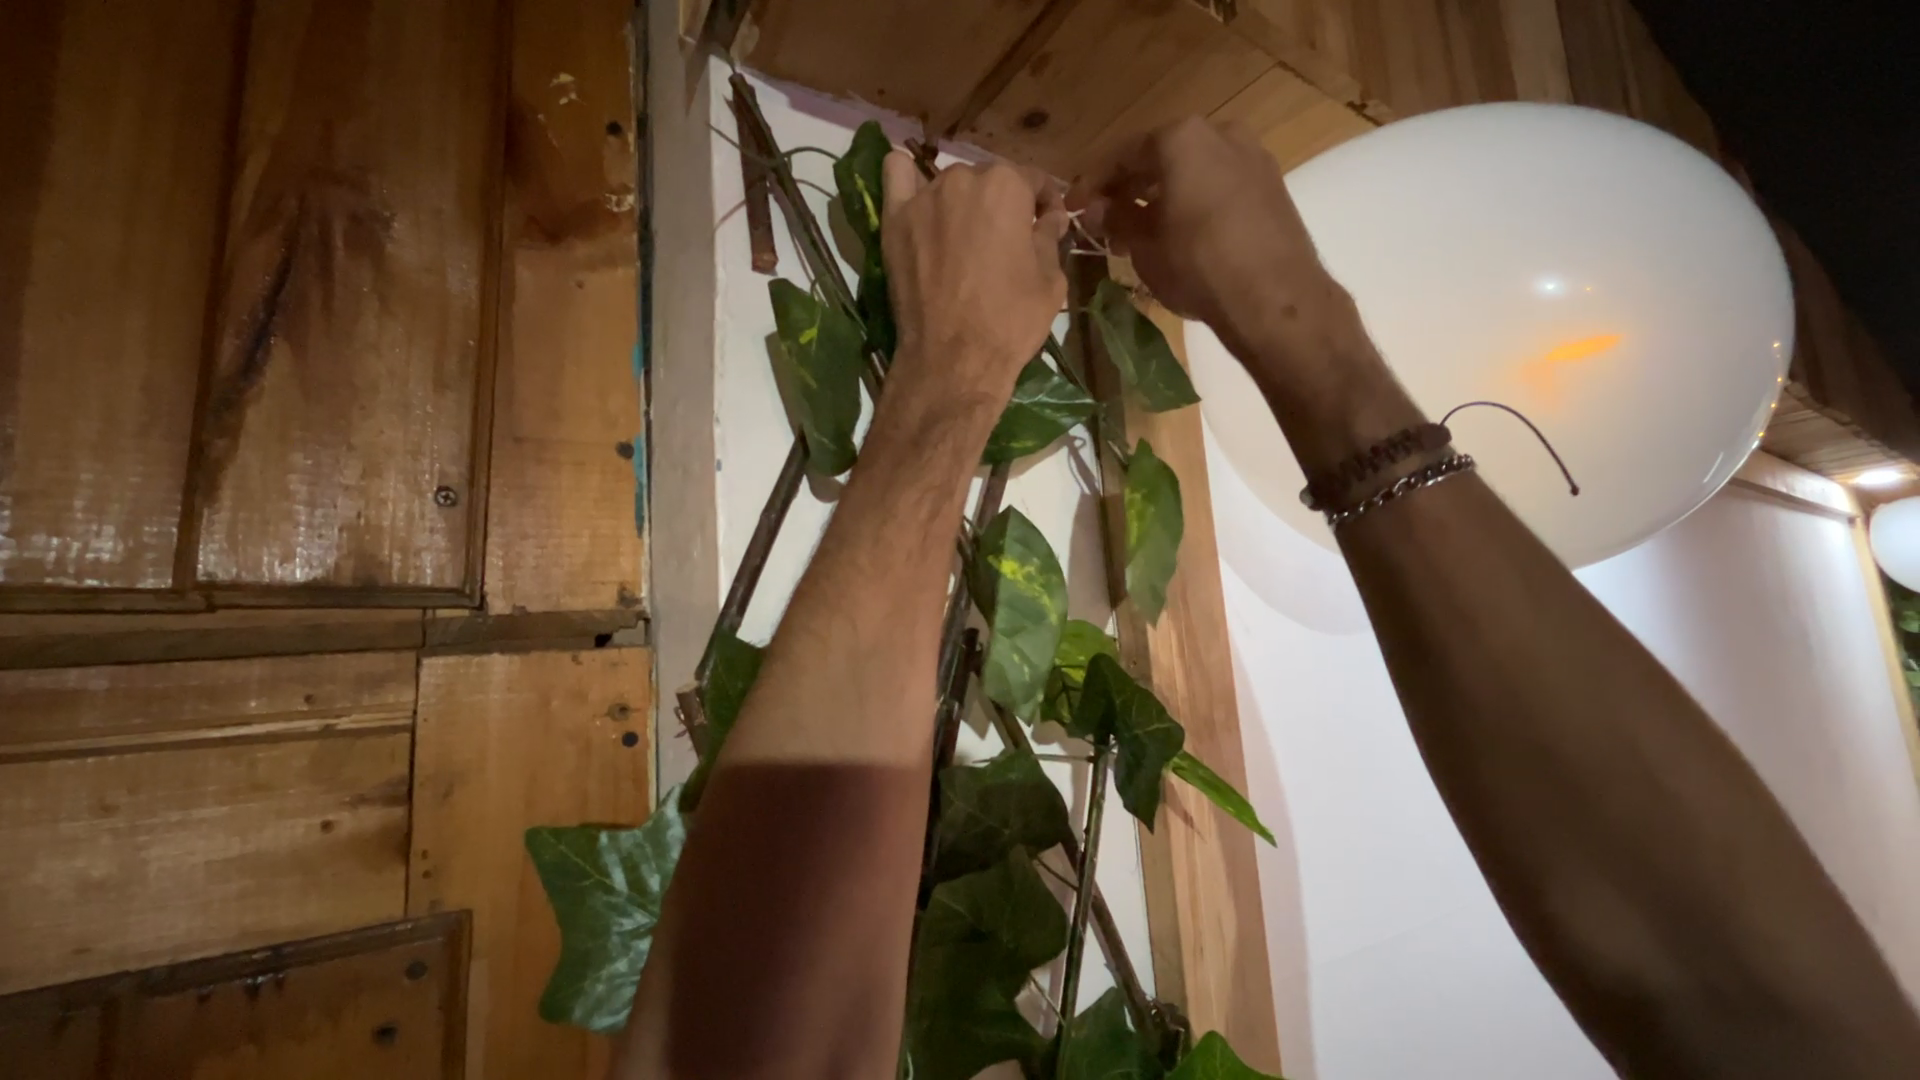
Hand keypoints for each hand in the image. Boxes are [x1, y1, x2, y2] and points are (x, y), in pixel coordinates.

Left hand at [882, 153, 1067, 398]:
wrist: (954, 360)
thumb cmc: (1010, 322)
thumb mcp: (1050, 282)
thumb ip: (1049, 238)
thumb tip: (1050, 218)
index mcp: (1007, 187)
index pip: (1034, 181)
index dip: (1045, 204)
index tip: (1047, 226)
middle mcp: (963, 179)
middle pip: (989, 181)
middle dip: (1002, 205)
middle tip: (1005, 242)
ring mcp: (924, 198)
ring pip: (948, 184)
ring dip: (961, 202)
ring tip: (964, 235)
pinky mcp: (894, 222)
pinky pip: (895, 176)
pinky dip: (907, 178)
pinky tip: (918, 197)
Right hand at [1071, 118, 1357, 371]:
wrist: (1274, 296)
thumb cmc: (1197, 265)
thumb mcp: (1143, 246)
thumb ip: (1115, 219)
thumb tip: (1095, 209)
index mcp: (1180, 139)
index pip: (1122, 155)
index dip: (1092, 184)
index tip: (1072, 207)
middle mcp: (1219, 132)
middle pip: (1160, 157)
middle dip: (1129, 189)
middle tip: (1105, 221)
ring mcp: (1251, 156)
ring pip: (1192, 171)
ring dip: (1162, 196)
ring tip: (1141, 233)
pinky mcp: (1272, 185)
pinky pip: (1218, 186)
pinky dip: (1193, 202)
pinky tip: (1180, 234)